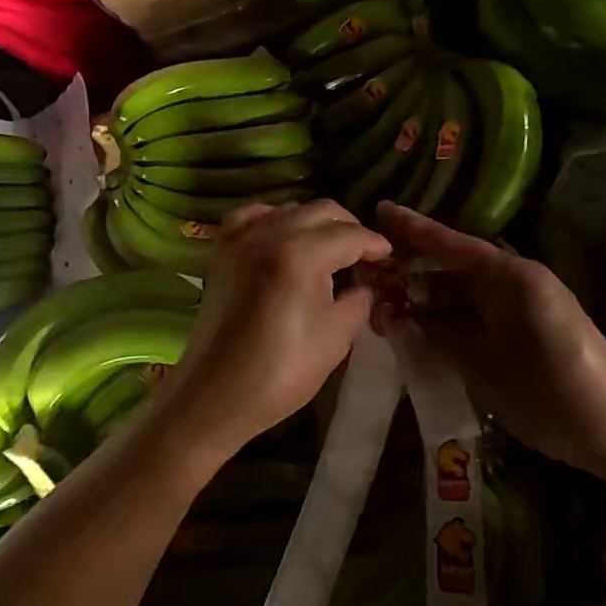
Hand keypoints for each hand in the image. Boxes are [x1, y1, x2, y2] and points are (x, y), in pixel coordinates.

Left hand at [162, 200, 389, 456]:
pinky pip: (254, 217)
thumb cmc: (281, 371)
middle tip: (366, 254)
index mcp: (301, 254)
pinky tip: (286, 238)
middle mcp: (269, 233)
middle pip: (323, 211)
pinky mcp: (223, 252)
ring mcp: (241, 239)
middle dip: (351, 228)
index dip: (375, 245)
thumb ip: (358, 300)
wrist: (215, 396)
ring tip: (332, 249)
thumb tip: (365, 285)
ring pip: (290, 209)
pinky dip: (276, 220)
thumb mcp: (337, 337)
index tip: (390, 257)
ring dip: (317, 223)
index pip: (351, 235)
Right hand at [373, 202, 605, 481]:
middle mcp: (516, 283)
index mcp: (512, 278)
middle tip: (367, 282)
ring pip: (463, 297)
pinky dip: (448, 324)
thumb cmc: (553, 391)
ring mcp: (521, 309)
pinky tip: (417, 333)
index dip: (414, 230)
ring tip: (380, 312)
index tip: (380, 210)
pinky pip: (477, 319)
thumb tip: (394, 316)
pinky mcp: (524, 333)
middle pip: (454, 270)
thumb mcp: (487, 367)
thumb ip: (438, 338)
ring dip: (426, 304)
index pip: (452, 245)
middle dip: (411, 276)